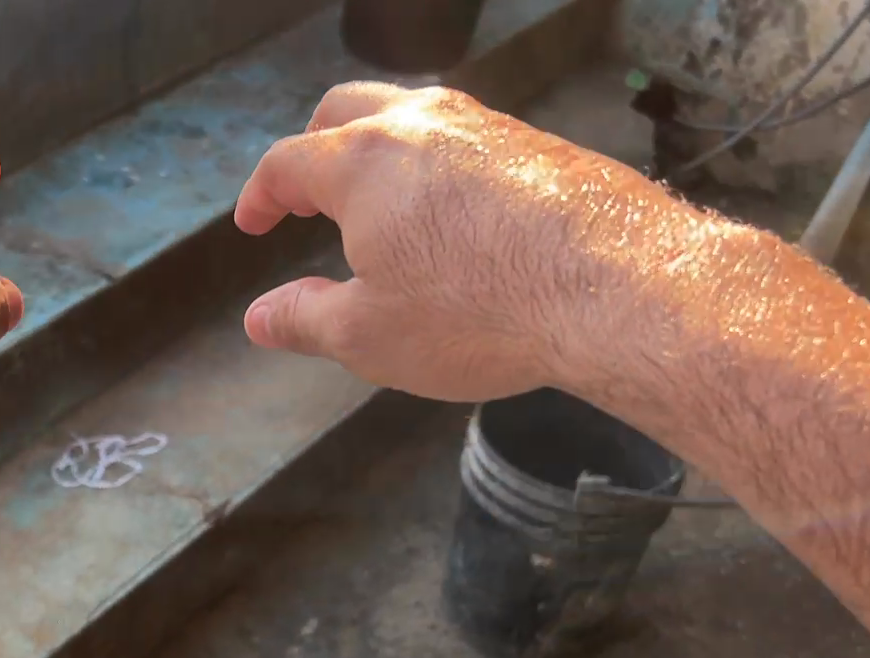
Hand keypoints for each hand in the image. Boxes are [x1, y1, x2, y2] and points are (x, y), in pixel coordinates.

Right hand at [235, 82, 720, 401]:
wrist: (617, 294)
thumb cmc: (471, 316)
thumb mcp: (364, 336)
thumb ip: (302, 320)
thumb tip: (258, 317)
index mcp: (363, 164)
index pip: (288, 162)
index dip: (259, 194)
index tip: (252, 223)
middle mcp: (422, 125)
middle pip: (343, 110)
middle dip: (311, 152)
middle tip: (304, 199)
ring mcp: (486, 127)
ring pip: (408, 116)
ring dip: (372, 153)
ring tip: (370, 206)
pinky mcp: (536, 145)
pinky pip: (460, 140)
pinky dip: (426, 168)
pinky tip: (441, 217)